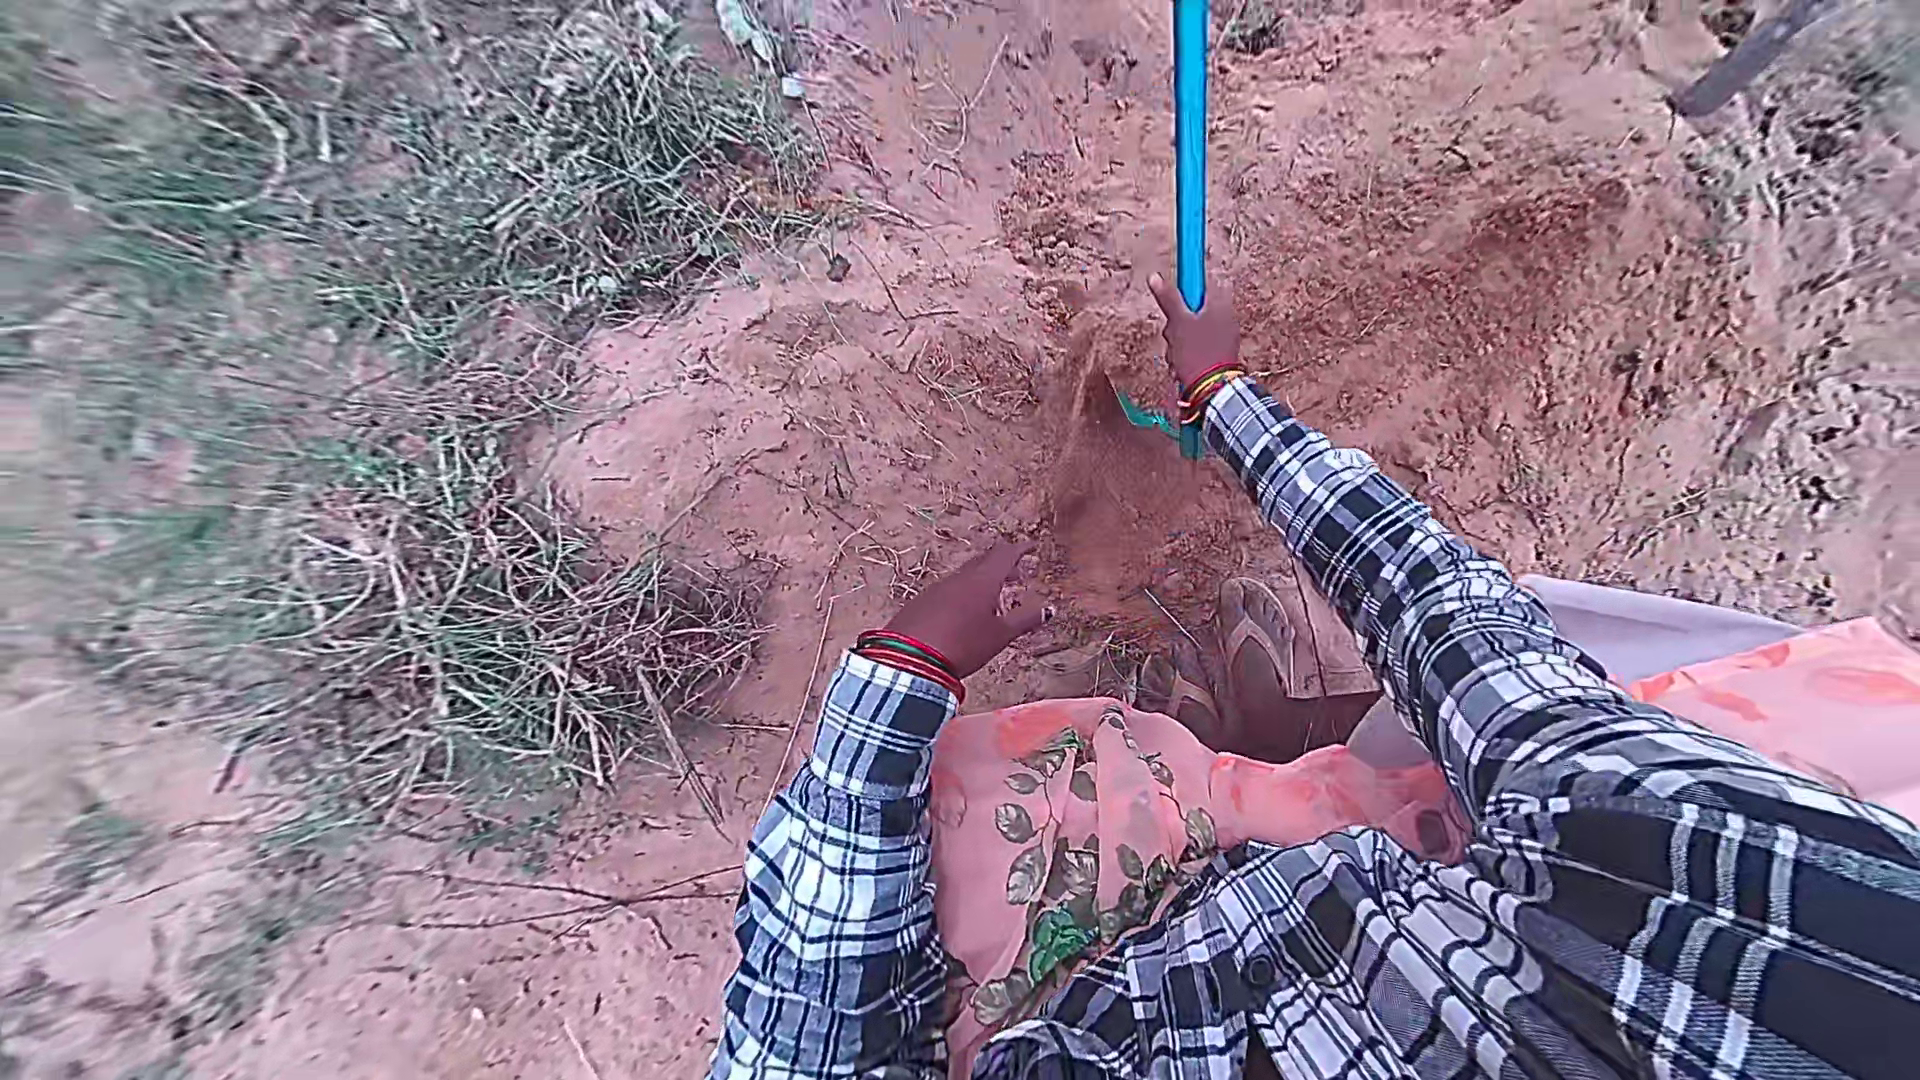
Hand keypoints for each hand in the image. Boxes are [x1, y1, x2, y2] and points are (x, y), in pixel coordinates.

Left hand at [883, 541, 1051, 677]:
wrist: (910, 658)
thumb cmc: (964, 644)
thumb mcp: (1000, 635)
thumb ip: (1024, 620)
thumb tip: (1049, 609)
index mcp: (983, 581)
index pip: (1005, 555)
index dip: (1020, 549)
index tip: (1031, 546)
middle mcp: (959, 578)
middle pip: (984, 562)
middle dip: (1003, 564)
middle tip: (1017, 573)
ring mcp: (937, 588)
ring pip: (965, 576)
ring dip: (983, 579)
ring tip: (995, 594)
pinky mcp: (921, 602)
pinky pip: (949, 589)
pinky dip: (964, 592)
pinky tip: (965, 610)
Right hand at [1148, 273, 1239, 389]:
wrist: (1212, 388)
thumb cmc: (1198, 353)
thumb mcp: (1178, 323)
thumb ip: (1169, 298)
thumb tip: (1155, 277)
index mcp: (1219, 303)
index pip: (1199, 284)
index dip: (1182, 293)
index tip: (1173, 304)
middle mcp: (1224, 316)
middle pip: (1191, 309)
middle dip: (1175, 324)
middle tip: (1172, 336)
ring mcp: (1222, 335)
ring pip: (1190, 330)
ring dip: (1177, 342)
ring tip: (1177, 355)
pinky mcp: (1217, 353)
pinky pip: (1195, 346)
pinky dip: (1185, 354)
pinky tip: (1182, 364)